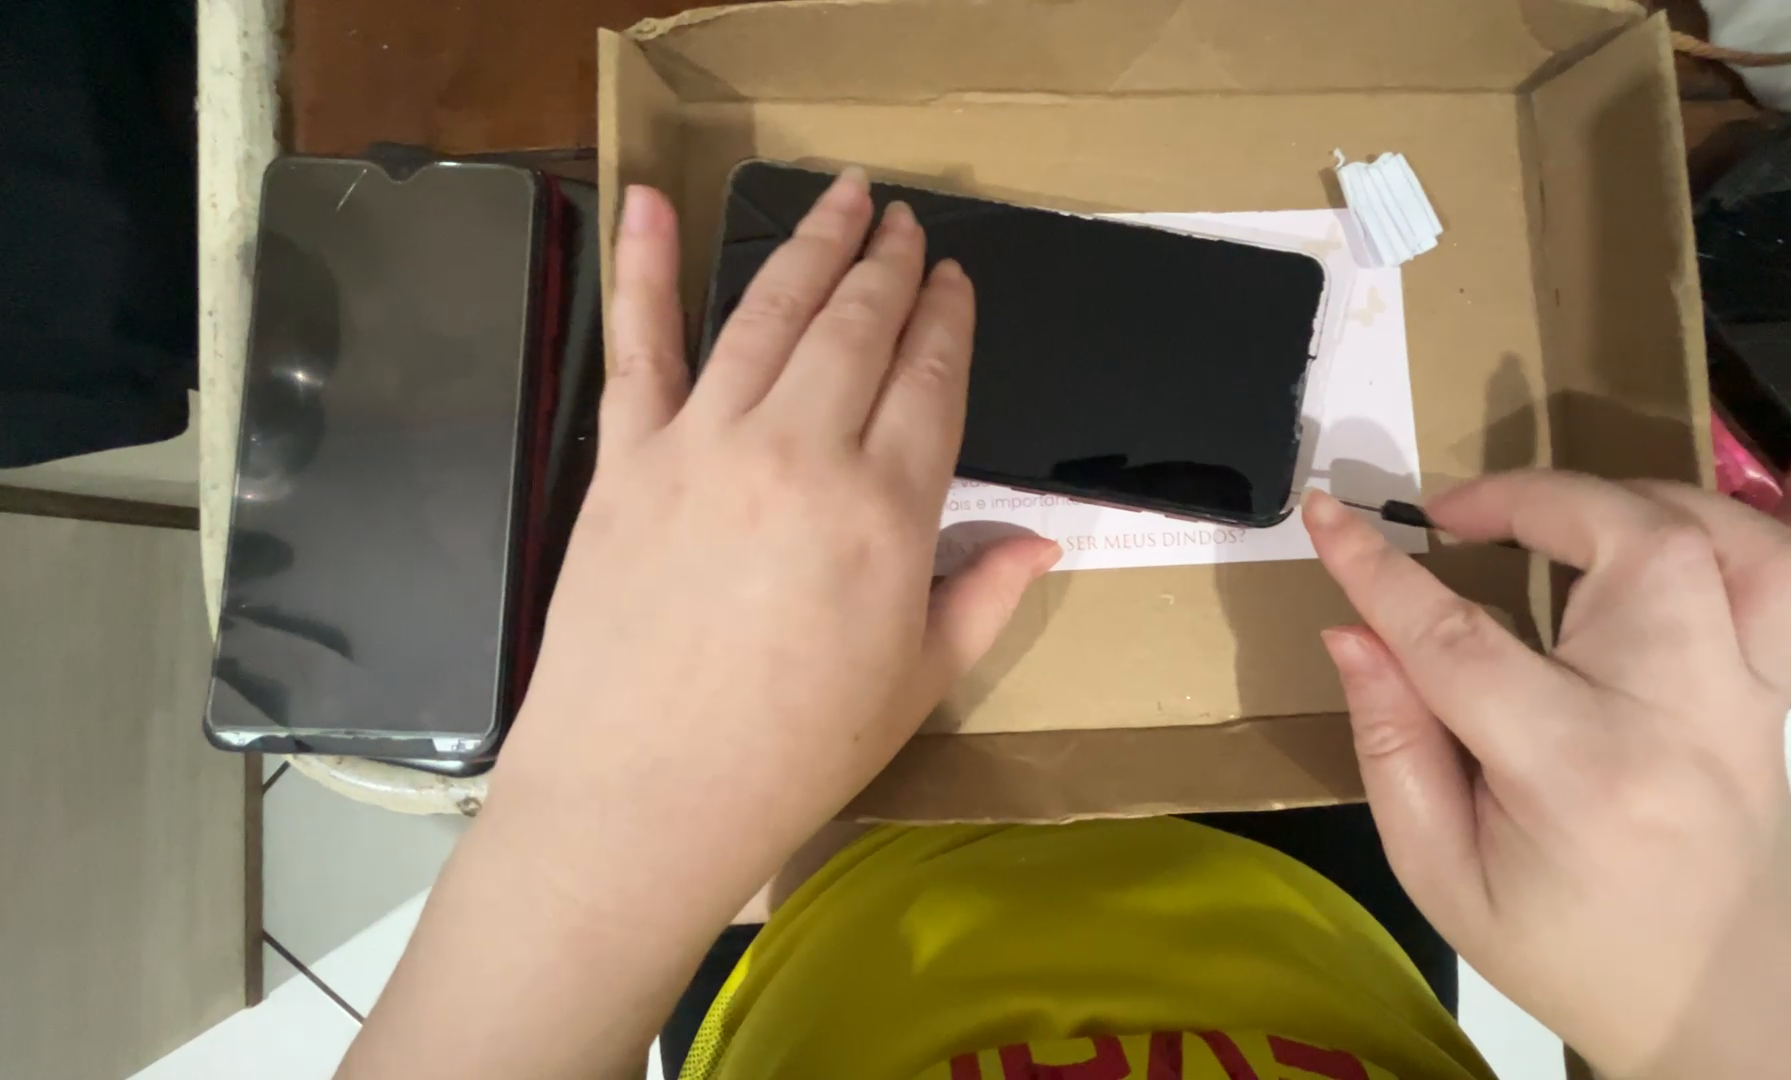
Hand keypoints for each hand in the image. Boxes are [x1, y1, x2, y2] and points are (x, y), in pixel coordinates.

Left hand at [497, 171, 1057, 887]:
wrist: (645, 798)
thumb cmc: (797, 751)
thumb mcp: (920, 680)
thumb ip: (986, 594)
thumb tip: (1045, 541)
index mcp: (887, 511)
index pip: (932, 382)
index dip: (948, 322)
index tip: (955, 279)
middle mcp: (802, 453)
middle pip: (858, 329)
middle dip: (890, 266)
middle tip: (906, 220)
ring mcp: (705, 445)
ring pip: (770, 315)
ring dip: (812, 248)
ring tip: (841, 198)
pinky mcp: (626, 459)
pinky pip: (637, 345)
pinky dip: (641, 267)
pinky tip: (649, 200)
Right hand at [1302, 404, 1790, 1078]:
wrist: (1713, 1015)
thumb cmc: (1555, 950)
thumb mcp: (1433, 864)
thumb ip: (1389, 739)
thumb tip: (1351, 632)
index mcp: (1575, 771)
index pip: (1455, 638)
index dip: (1376, 569)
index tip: (1325, 514)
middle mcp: (1679, 717)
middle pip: (1631, 551)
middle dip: (1525, 502)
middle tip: (1449, 514)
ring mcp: (1746, 702)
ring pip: (1727, 544)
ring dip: (1629, 495)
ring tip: (1554, 505)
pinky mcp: (1770, 698)